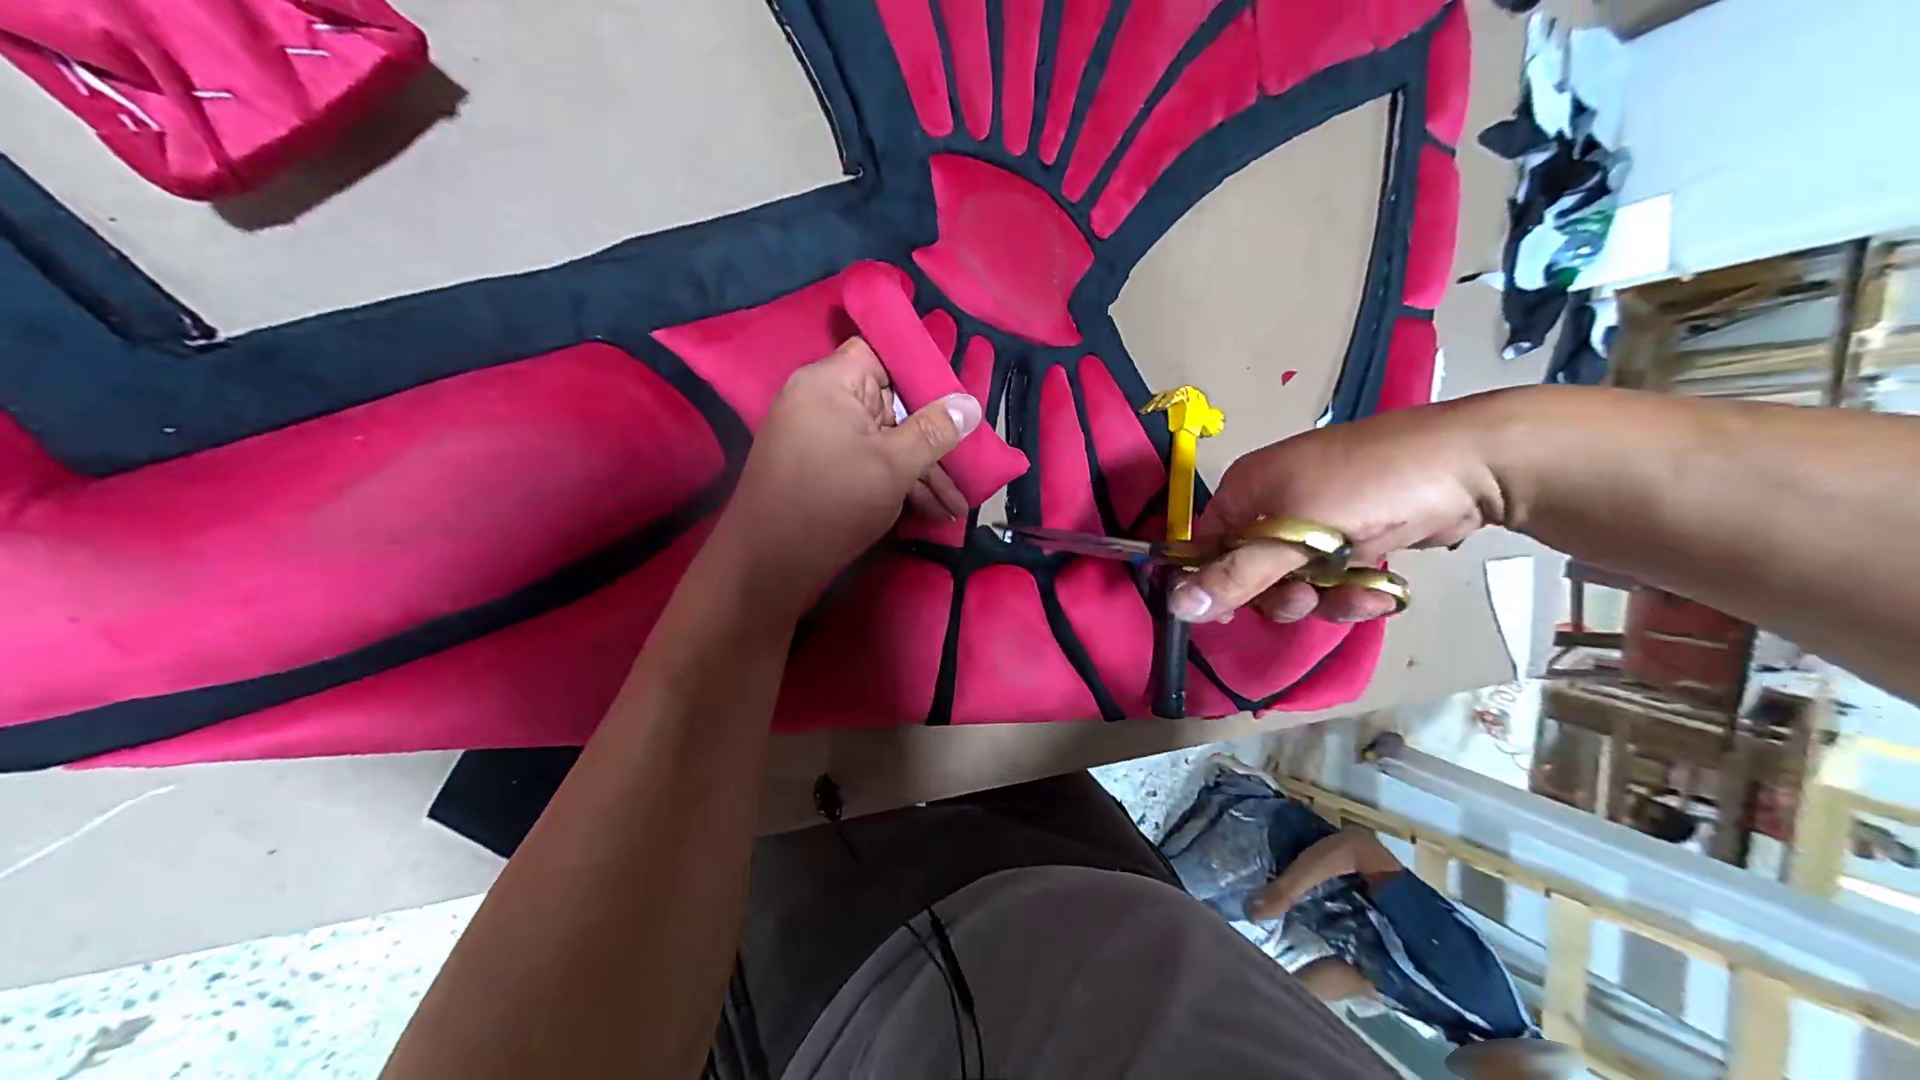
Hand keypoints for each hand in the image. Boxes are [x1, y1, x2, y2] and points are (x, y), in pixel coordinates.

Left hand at [713, 338, 980, 602]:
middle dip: (932, 437)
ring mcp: (821, 436)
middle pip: (890, 402)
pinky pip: (867, 460)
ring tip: (956, 506)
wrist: (768, 565)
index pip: (881, 355)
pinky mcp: (823, 467)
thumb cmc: (831, 502)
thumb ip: (934, 432)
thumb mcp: (893, 466)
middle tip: (968, 464)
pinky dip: (896, 481)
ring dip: (921, 470)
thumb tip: (971, 404)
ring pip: (883, 439)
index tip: (957, 401)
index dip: (920, 373)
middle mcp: (822, 401)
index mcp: (830, 383)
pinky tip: (932, 510)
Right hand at [1171, 394, 1512, 624]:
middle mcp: (1274, 501)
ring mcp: (1317, 516)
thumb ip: (1236, 576)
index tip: (1231, 617)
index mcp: (1247, 489)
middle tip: (1307, 598)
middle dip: (1281, 594)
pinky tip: (1381, 590)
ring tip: (1359, 592)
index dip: (1213, 583)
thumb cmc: (1368, 488)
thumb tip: (1176, 605)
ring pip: (1297, 579)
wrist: (1474, 462)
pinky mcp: (1355, 531)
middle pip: (1252, 569)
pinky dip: (1353, 588)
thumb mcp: (1294, 537)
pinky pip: (1334, 574)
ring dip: (1325, 597)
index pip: (1206, 545)